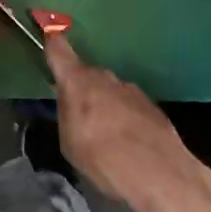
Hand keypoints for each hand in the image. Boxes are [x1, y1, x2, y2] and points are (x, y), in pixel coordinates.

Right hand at [45, 35, 210, 211]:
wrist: (162, 175)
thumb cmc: (104, 159)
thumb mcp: (69, 142)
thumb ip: (66, 114)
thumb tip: (70, 103)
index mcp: (78, 82)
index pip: (59, 50)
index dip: (52, 43)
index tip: (48, 36)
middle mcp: (104, 77)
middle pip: (86, 75)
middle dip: (81, 89)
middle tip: (78, 115)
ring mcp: (131, 89)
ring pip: (109, 90)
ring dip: (104, 105)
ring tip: (106, 136)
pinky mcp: (151, 105)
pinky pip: (128, 105)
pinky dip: (124, 117)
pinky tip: (128, 143)